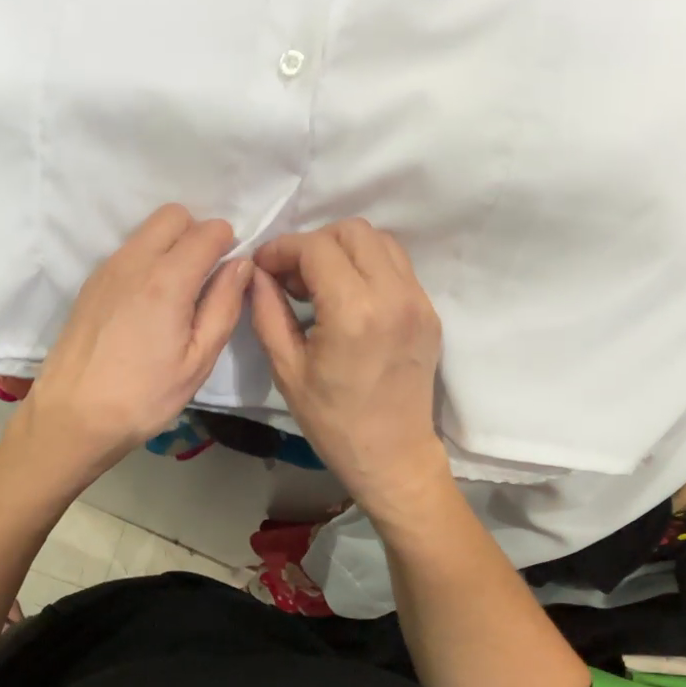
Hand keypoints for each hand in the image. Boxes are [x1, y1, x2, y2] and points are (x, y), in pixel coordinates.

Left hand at [16, 204, 249, 480]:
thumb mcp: (197, 361)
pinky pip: (127, 253)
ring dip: (170, 246)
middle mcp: (134, 261)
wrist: (73, 417)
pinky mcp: (90, 285)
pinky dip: (146, 262)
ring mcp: (107, 270)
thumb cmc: (143, 397)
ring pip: (147, 231)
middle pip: (174, 215)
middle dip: (197, 234)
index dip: (228, 244)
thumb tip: (241, 266)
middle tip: (205, 278)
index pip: (208, 231)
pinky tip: (147, 307)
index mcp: (168, 279)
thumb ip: (223, 306)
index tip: (231, 273)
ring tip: (177, 296)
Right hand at [250, 219, 447, 511]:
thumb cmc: (333, 422)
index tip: (263, 268)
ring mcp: (418, 302)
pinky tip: (348, 299)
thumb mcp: (287, 370)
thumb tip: (255, 273)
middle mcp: (393, 296)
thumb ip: (268, 313)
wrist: (392, 455)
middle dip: (315, 244)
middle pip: (353, 231)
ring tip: (321, 286)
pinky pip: (397, 266)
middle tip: (292, 278)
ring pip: (380, 241)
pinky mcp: (429, 312)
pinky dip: (369, 267)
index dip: (282, 249)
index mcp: (354, 313)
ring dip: (345, 250)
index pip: (316, 247)